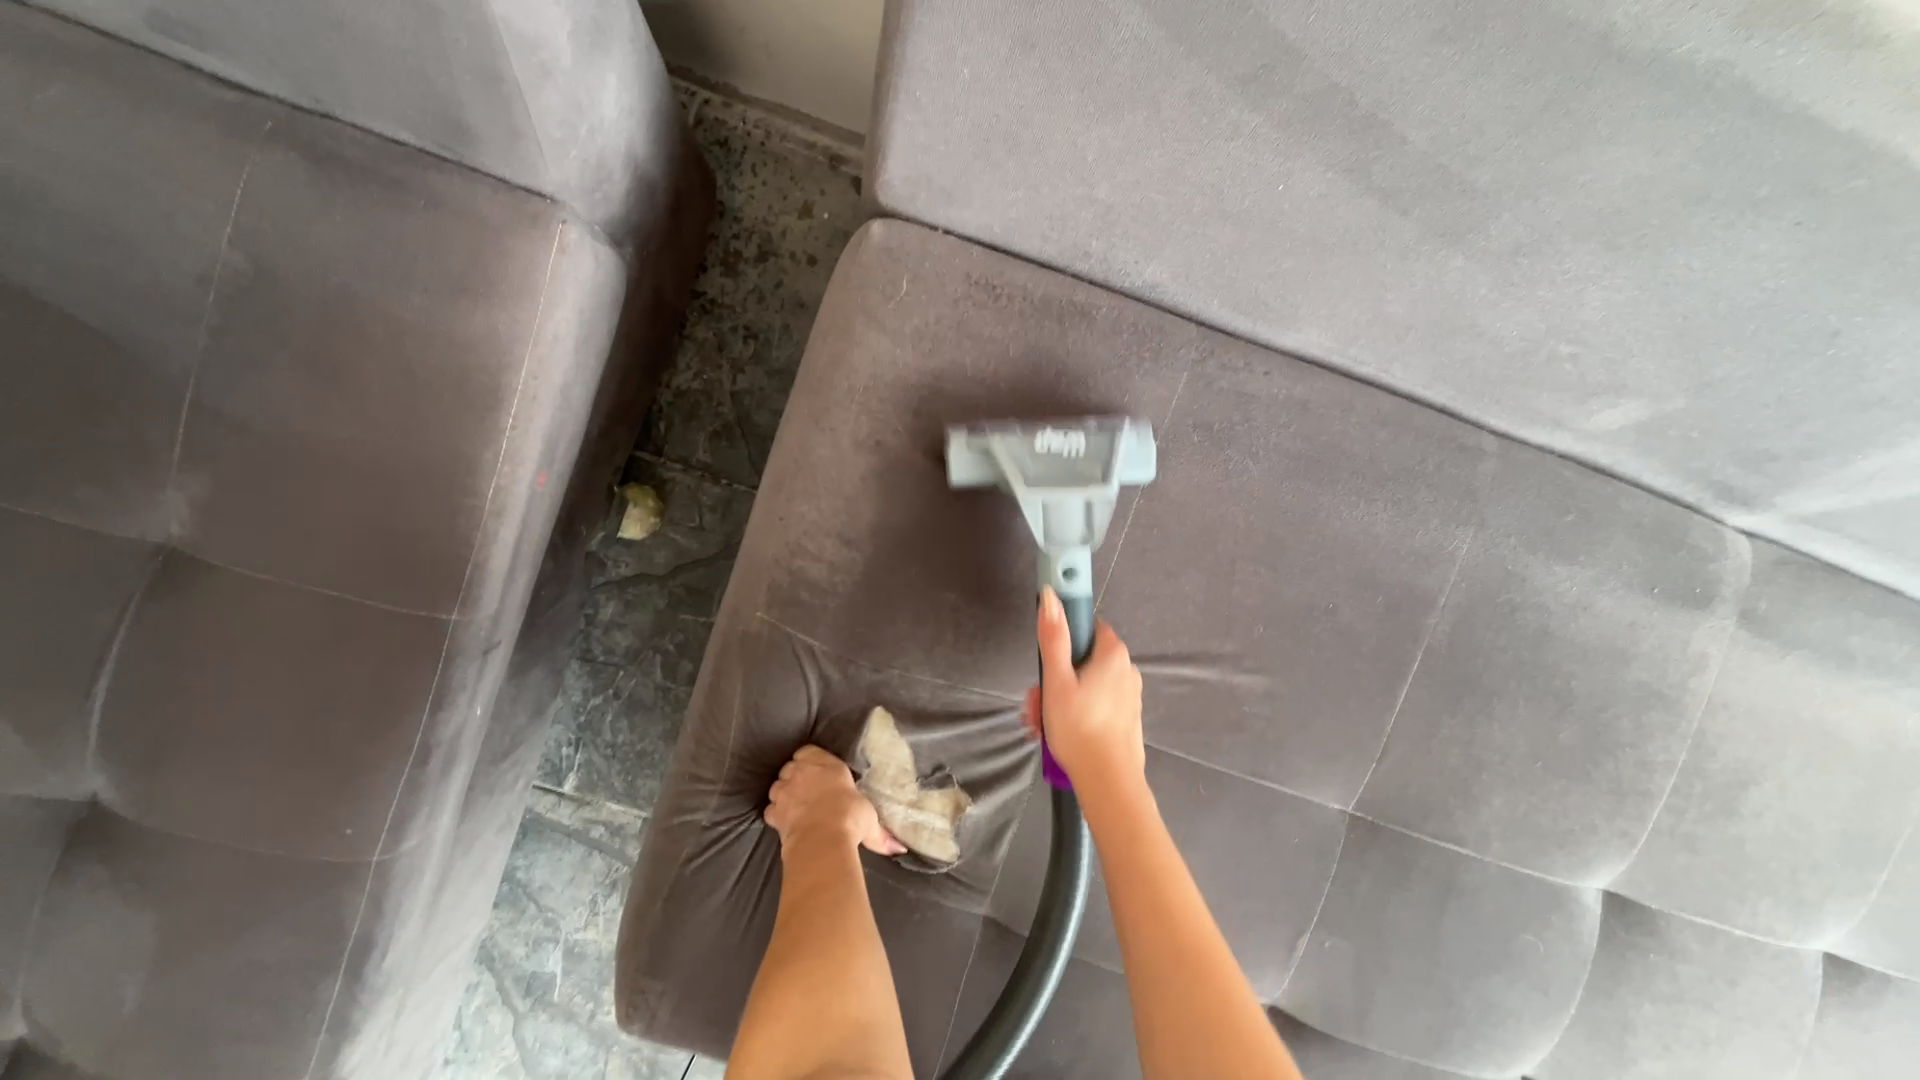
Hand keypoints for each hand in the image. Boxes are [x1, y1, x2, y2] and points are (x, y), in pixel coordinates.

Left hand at [765, 745, 905, 855]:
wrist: (822, 838)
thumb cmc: (850, 817)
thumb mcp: (870, 820)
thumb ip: (880, 833)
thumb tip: (899, 849)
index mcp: (826, 764)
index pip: (809, 751)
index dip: (810, 761)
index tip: (817, 773)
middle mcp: (802, 772)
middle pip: (791, 768)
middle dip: (796, 778)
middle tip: (809, 793)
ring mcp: (784, 790)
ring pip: (778, 787)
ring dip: (784, 795)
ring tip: (796, 808)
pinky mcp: (774, 811)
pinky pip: (771, 810)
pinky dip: (776, 815)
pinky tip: (786, 824)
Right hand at [1023, 588, 1146, 796]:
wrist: (1108, 782)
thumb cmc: (1079, 728)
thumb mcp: (1057, 681)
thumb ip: (1053, 638)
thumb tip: (1051, 595)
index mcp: (1113, 654)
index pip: (1086, 627)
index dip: (1062, 640)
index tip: (1046, 663)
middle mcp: (1127, 670)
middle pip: (1081, 661)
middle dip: (1053, 679)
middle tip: (1037, 703)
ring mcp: (1128, 696)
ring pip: (1085, 686)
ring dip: (1059, 700)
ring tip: (1042, 724)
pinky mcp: (1125, 719)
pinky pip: (1094, 705)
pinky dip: (1075, 714)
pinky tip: (1058, 734)